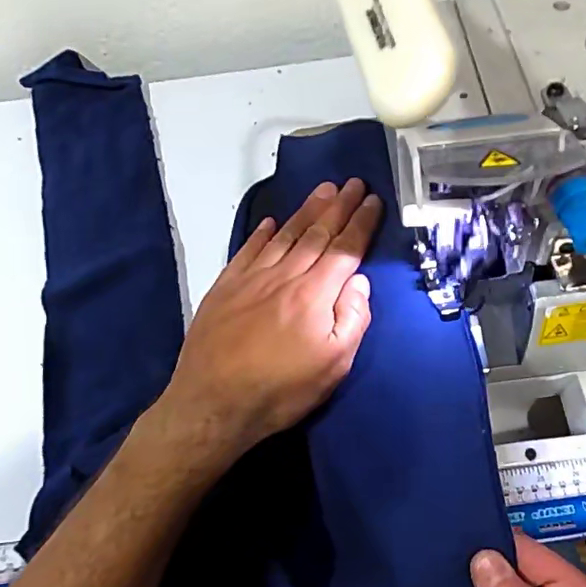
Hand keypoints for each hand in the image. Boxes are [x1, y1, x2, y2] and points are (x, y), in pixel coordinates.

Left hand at [157, 178, 382, 459]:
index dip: (361, 222)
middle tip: (352, 182)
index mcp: (315, 295)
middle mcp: (285, 276)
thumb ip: (352, 319)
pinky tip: (270, 222)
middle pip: (316, 233)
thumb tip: (359, 281)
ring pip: (284, 235)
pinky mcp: (225, 287)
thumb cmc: (280, 391)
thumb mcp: (333, 366)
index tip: (372, 200)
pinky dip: (261, 233)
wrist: (212, 403)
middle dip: (338, 206)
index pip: (345, 249)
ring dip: (306, 210)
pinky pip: (248, 250)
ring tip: (322, 190)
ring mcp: (251, 278)